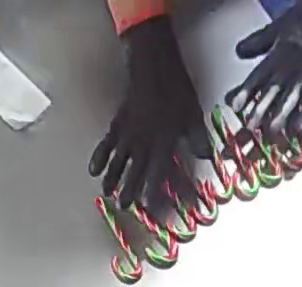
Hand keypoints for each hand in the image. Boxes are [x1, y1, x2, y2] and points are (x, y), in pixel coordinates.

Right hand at [90, 16, 214, 211]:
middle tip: (124, 206)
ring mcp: (128, 134)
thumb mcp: (194, 116)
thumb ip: (198, 139)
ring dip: (112, 178)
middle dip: (128, 190)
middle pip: (134, 172)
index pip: (156, 175)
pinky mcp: (118, 124)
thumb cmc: (176, 90)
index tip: (147, 207)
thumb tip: (208, 158)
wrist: (154, 65)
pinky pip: (106, 144)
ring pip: (117, 161)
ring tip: (106, 193)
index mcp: (162, 145)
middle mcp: (143, 144)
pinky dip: (99, 157)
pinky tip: (93, 170)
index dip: (151, 192)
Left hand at [226, 0, 301, 134]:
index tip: (234, 107)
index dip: (246, 92)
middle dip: (261, 111)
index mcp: (280, 53)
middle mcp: (293, 66)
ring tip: (273, 133)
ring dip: (283, 118)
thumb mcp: (281, 25)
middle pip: (274, 92)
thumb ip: (259, 41)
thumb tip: (239, 51)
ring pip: (294, 99)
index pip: (259, 76)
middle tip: (250, 128)